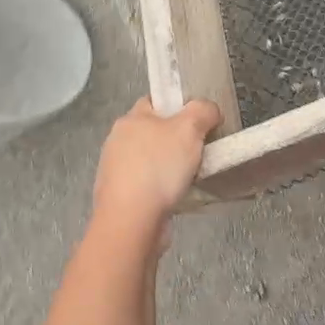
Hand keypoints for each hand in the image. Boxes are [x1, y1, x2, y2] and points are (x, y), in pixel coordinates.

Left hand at [91, 97, 220, 228]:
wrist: (131, 223)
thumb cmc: (159, 167)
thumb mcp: (191, 127)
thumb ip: (204, 110)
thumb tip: (209, 111)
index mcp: (130, 119)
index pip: (155, 101)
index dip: (178, 106)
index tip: (197, 120)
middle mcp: (117, 142)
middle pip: (154, 132)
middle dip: (176, 139)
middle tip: (199, 147)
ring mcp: (115, 172)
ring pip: (151, 160)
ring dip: (169, 166)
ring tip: (191, 174)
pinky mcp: (119, 199)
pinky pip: (146, 185)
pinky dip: (161, 188)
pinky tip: (175, 195)